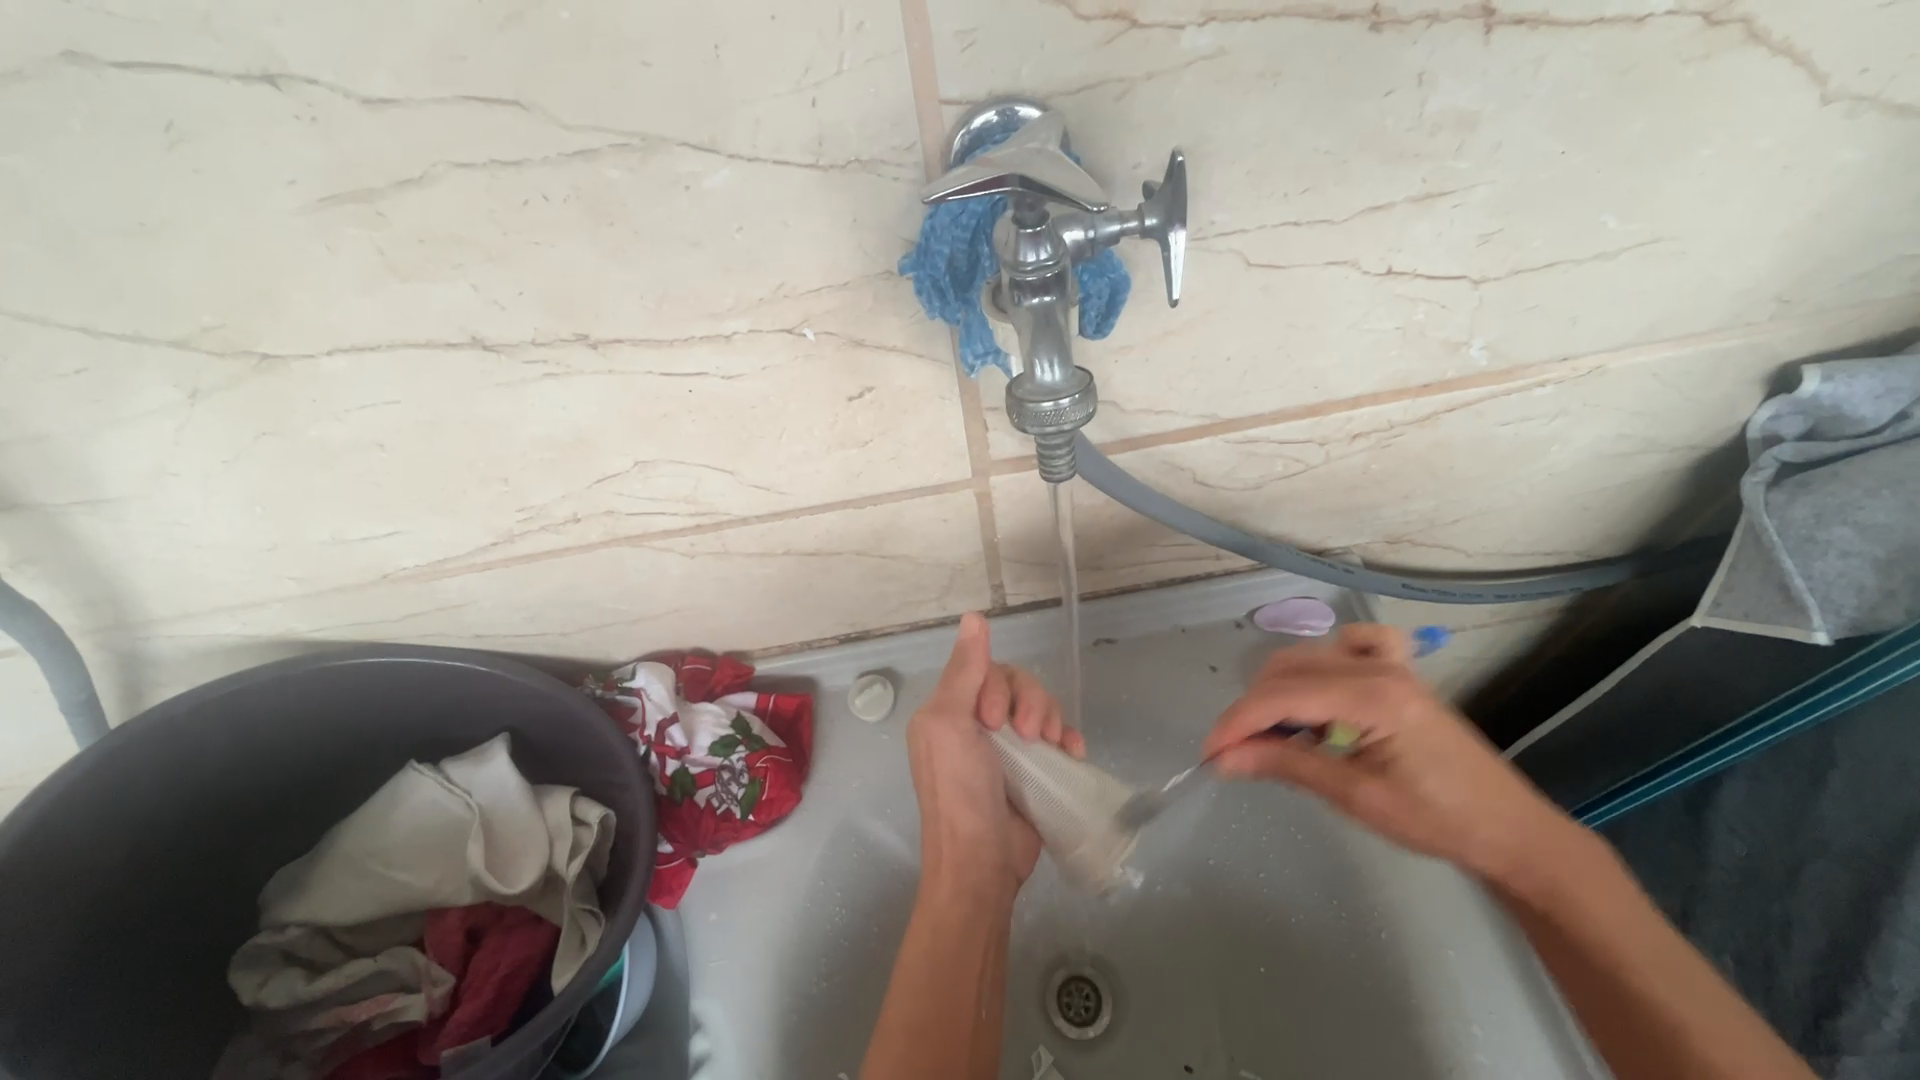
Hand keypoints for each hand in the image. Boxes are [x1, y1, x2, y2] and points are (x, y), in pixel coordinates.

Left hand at [908, 613, 1085, 892]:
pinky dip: (1070, 741)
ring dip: (1053, 720)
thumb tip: (974, 615)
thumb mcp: (949, 724)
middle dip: (1032, 704)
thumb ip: (964, 670)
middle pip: (1019, 686)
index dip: (999, 688)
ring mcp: (1008, 751)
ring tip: (1054, 748)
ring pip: (1042, 709)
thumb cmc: (959, 791)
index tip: (993, 722)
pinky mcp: (1035, 773)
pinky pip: (1059, 739)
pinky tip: (1074, 752)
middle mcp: (976, 725)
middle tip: (1030, 737)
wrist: (982, 861)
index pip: (987, 671)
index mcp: (949, 712)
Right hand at [1201, 623, 1572, 879]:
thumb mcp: (1355, 796)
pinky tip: (1319, 695)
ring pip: (1308, 658)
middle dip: (1252, 710)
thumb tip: (1225, 758)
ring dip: (1278, 692)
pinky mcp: (1400, 675)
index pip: (1280, 697)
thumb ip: (1287, 765)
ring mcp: (1391, 666)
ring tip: (1271, 739)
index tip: (1210, 755)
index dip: (1236, 723)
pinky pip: (1352, 647)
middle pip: (1286, 671)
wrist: (1509, 830)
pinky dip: (1322, 664)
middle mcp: (1378, 668)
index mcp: (1372, 697)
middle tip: (1237, 754)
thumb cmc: (1437, 821)